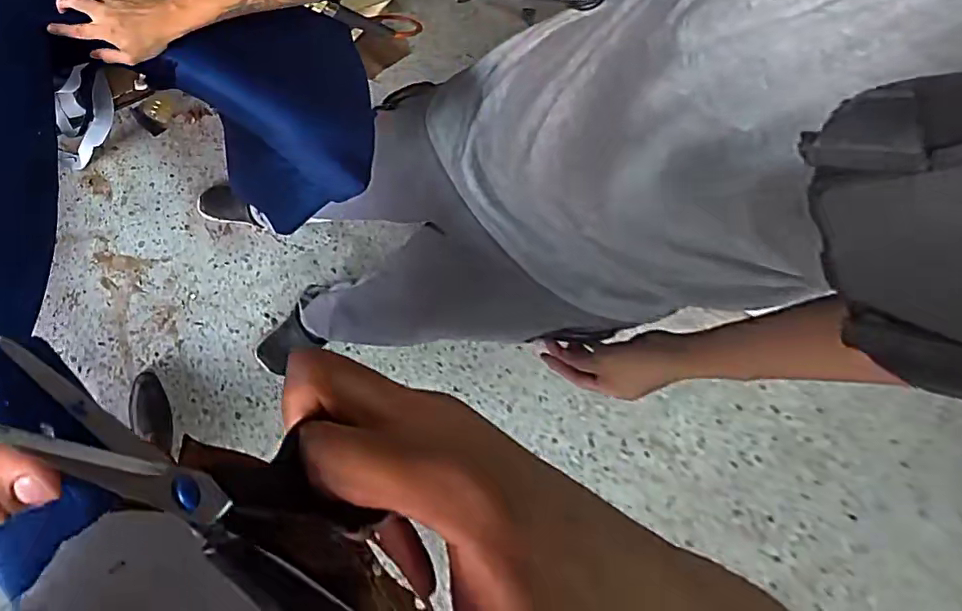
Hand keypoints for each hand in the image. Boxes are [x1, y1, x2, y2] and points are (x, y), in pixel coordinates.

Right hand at [47, 0, 186, 64]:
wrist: (169, 17)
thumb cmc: (153, 38)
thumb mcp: (131, 57)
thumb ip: (109, 56)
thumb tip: (96, 54)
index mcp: (104, 31)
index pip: (76, 30)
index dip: (61, 28)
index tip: (51, 27)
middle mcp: (104, 12)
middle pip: (75, 2)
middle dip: (63, 1)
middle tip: (60, 4)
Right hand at [282, 349, 779, 610]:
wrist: (663, 603)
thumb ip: (386, 592)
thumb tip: (322, 578)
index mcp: (442, 475)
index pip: (320, 443)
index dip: (303, 492)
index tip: (329, 541)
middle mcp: (433, 419)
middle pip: (315, 373)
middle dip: (297, 429)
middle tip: (326, 502)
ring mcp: (443, 411)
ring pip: (339, 389)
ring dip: (334, 449)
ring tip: (376, 531)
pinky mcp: (451, 419)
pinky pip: (373, 411)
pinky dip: (364, 453)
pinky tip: (408, 527)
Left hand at [539, 333, 692, 399]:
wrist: (674, 354)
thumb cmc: (635, 362)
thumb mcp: (600, 363)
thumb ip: (578, 361)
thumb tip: (563, 357)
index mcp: (609, 389)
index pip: (576, 378)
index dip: (557, 365)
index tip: (541, 353)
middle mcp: (617, 383)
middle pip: (584, 370)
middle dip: (566, 357)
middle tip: (550, 340)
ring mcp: (626, 371)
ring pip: (594, 360)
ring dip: (578, 350)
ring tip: (563, 336)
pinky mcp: (632, 357)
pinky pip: (605, 352)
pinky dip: (592, 345)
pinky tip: (583, 334)